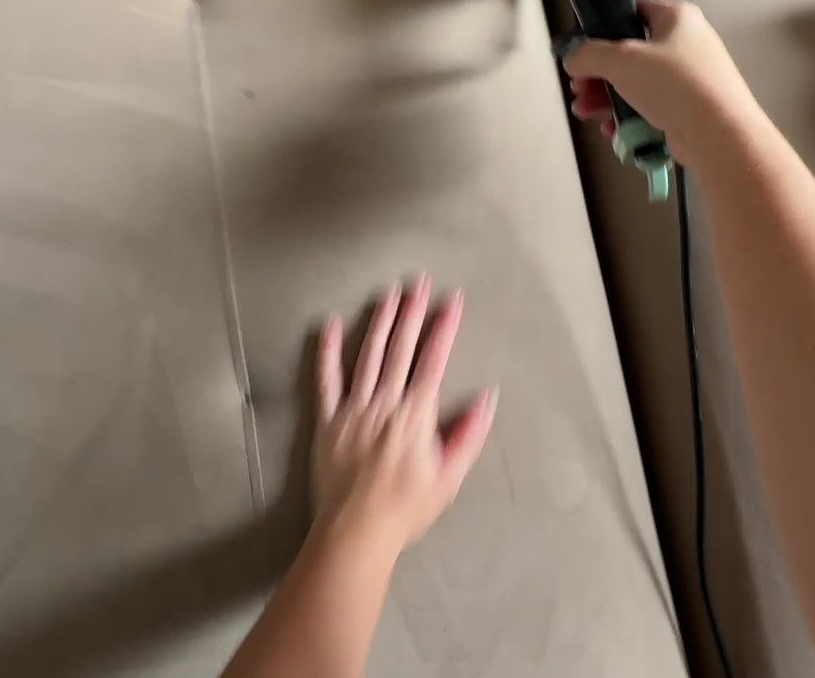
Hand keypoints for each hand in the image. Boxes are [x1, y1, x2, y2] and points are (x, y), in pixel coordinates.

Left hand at [313, 274, 497, 554]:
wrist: (356, 532)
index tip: (453, 300)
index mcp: (415, 413)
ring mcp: (353, 407)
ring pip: (368, 355)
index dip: (444, 327)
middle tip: (419, 281)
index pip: (433, 360)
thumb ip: (468, 434)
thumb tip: (488, 396)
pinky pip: (326, 379)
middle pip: (400, 348)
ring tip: (389, 293)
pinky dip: (327, 351)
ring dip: (380, 321)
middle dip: (412, 311)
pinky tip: (329, 324)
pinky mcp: (327, 418)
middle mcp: (385, 402)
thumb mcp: (448, 477)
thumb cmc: (407, 508)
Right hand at [564, 0, 758, 159]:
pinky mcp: (688, 106)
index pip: (634, 10)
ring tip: (584, 112)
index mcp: (677, 18)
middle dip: (597, 73)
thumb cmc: (671, 84)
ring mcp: (689, 76)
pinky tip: (610, 128)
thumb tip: (572, 59)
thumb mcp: (620, 60)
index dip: (605, 26)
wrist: (717, 133)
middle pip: (629, 52)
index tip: (584, 49)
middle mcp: (686, 42)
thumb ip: (587, 54)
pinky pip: (649, 105)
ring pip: (635, 82)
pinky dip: (628, 114)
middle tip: (578, 88)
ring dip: (606, 97)